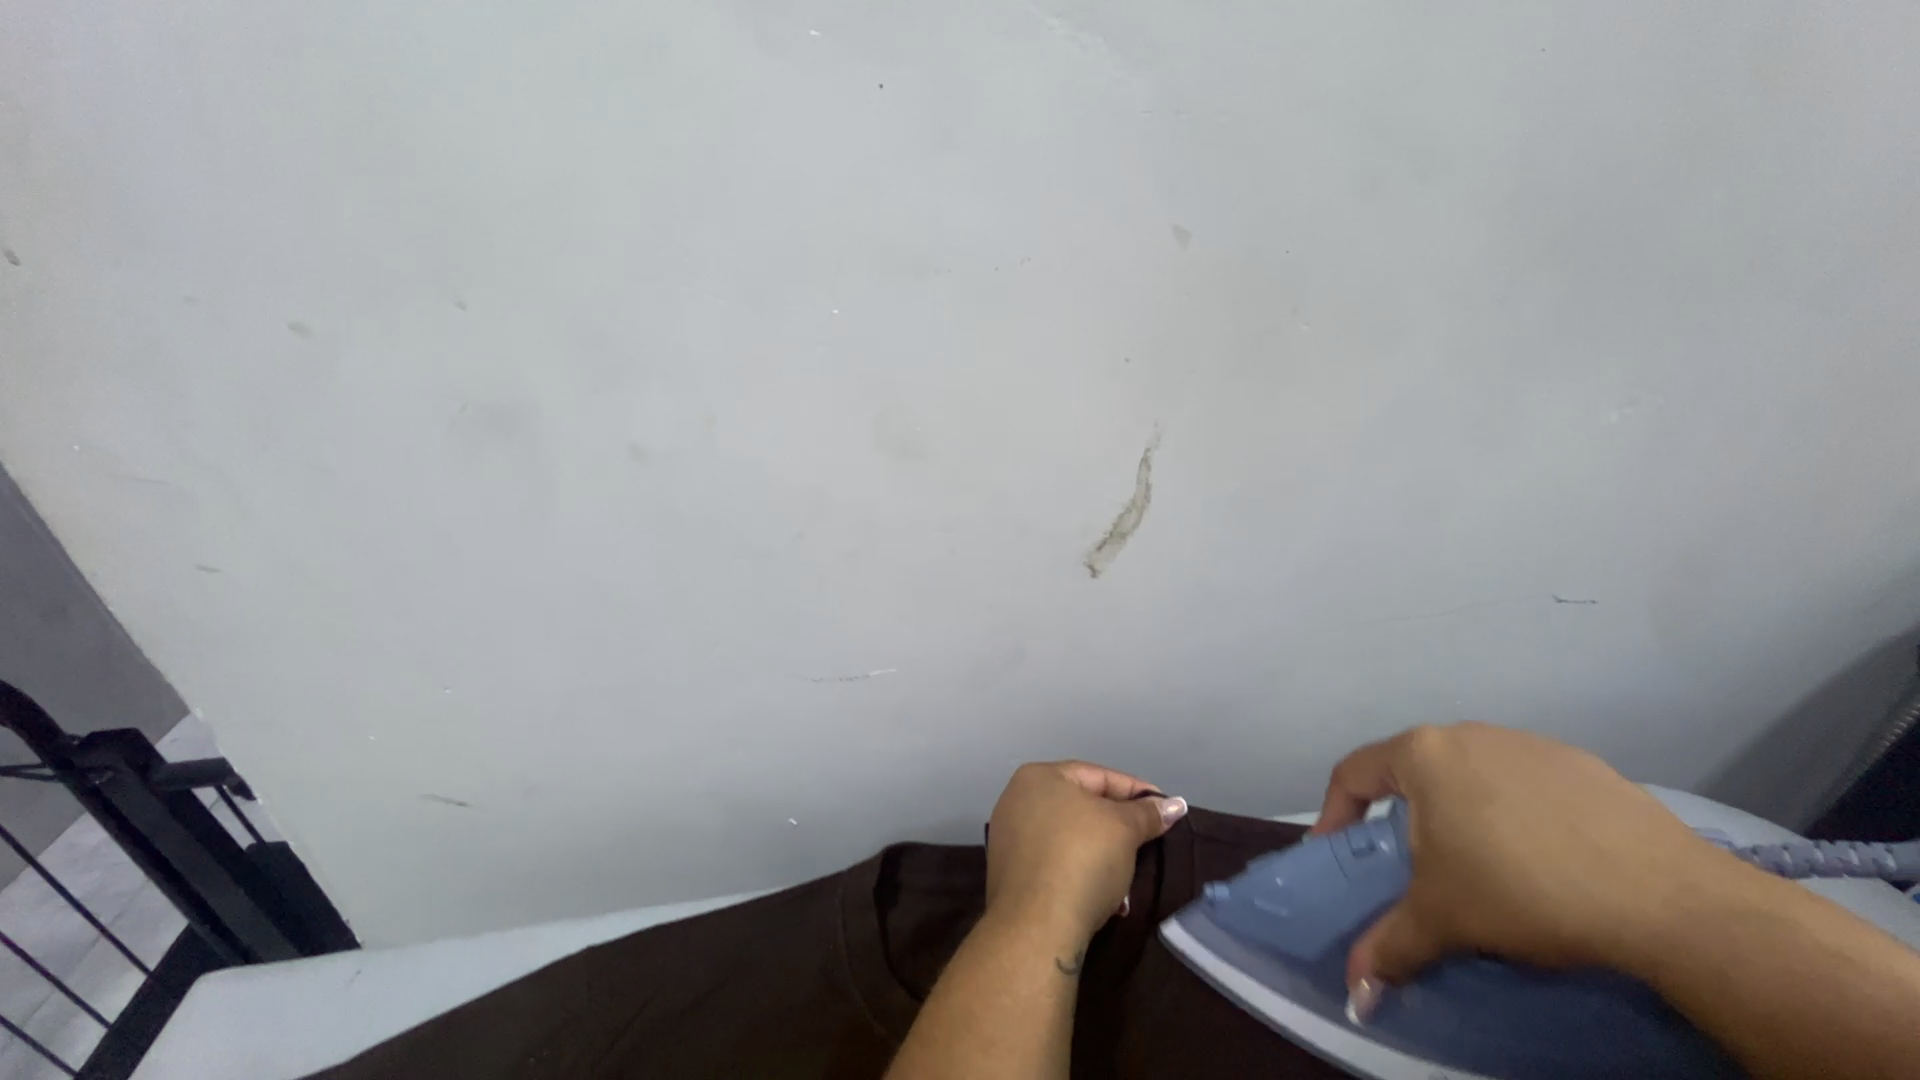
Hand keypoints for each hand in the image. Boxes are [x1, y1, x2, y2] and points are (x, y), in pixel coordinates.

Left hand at [984, 761, 1188, 948]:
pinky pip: (1057, 863)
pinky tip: (1107, 899)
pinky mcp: (1011, 873)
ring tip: (1130, 879)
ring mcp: (1010, 838)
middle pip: (1083, 807)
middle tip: (1150, 842)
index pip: (1099, 775)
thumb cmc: (1081, 859)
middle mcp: (1017, 800)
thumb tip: (1174, 804)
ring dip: (1105, 857)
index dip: (1137, 791)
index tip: (1167, 809)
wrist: (1036, 926)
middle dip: (1120, 829)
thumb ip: (1148, 813)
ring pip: (1071, 839)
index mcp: (1039, 778)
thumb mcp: (1124, 830)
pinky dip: (1082, 873)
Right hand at [1310, 723, 1741, 1009]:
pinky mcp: (1583, 765)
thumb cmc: (1521, 890)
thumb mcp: (1442, 921)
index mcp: (1423, 754)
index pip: (1353, 774)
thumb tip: (1355, 996)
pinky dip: (1518, 817)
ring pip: (1471, 776)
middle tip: (1411, 868)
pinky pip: (1527, 787)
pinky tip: (1543, 861)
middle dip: (1403, 818)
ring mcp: (1530, 744)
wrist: (1665, 899)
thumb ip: (1388, 948)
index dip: (1334, 815)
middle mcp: (1469, 734)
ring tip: (1481, 867)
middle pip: (1413, 772)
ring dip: (1461, 815)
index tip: (1336, 853)